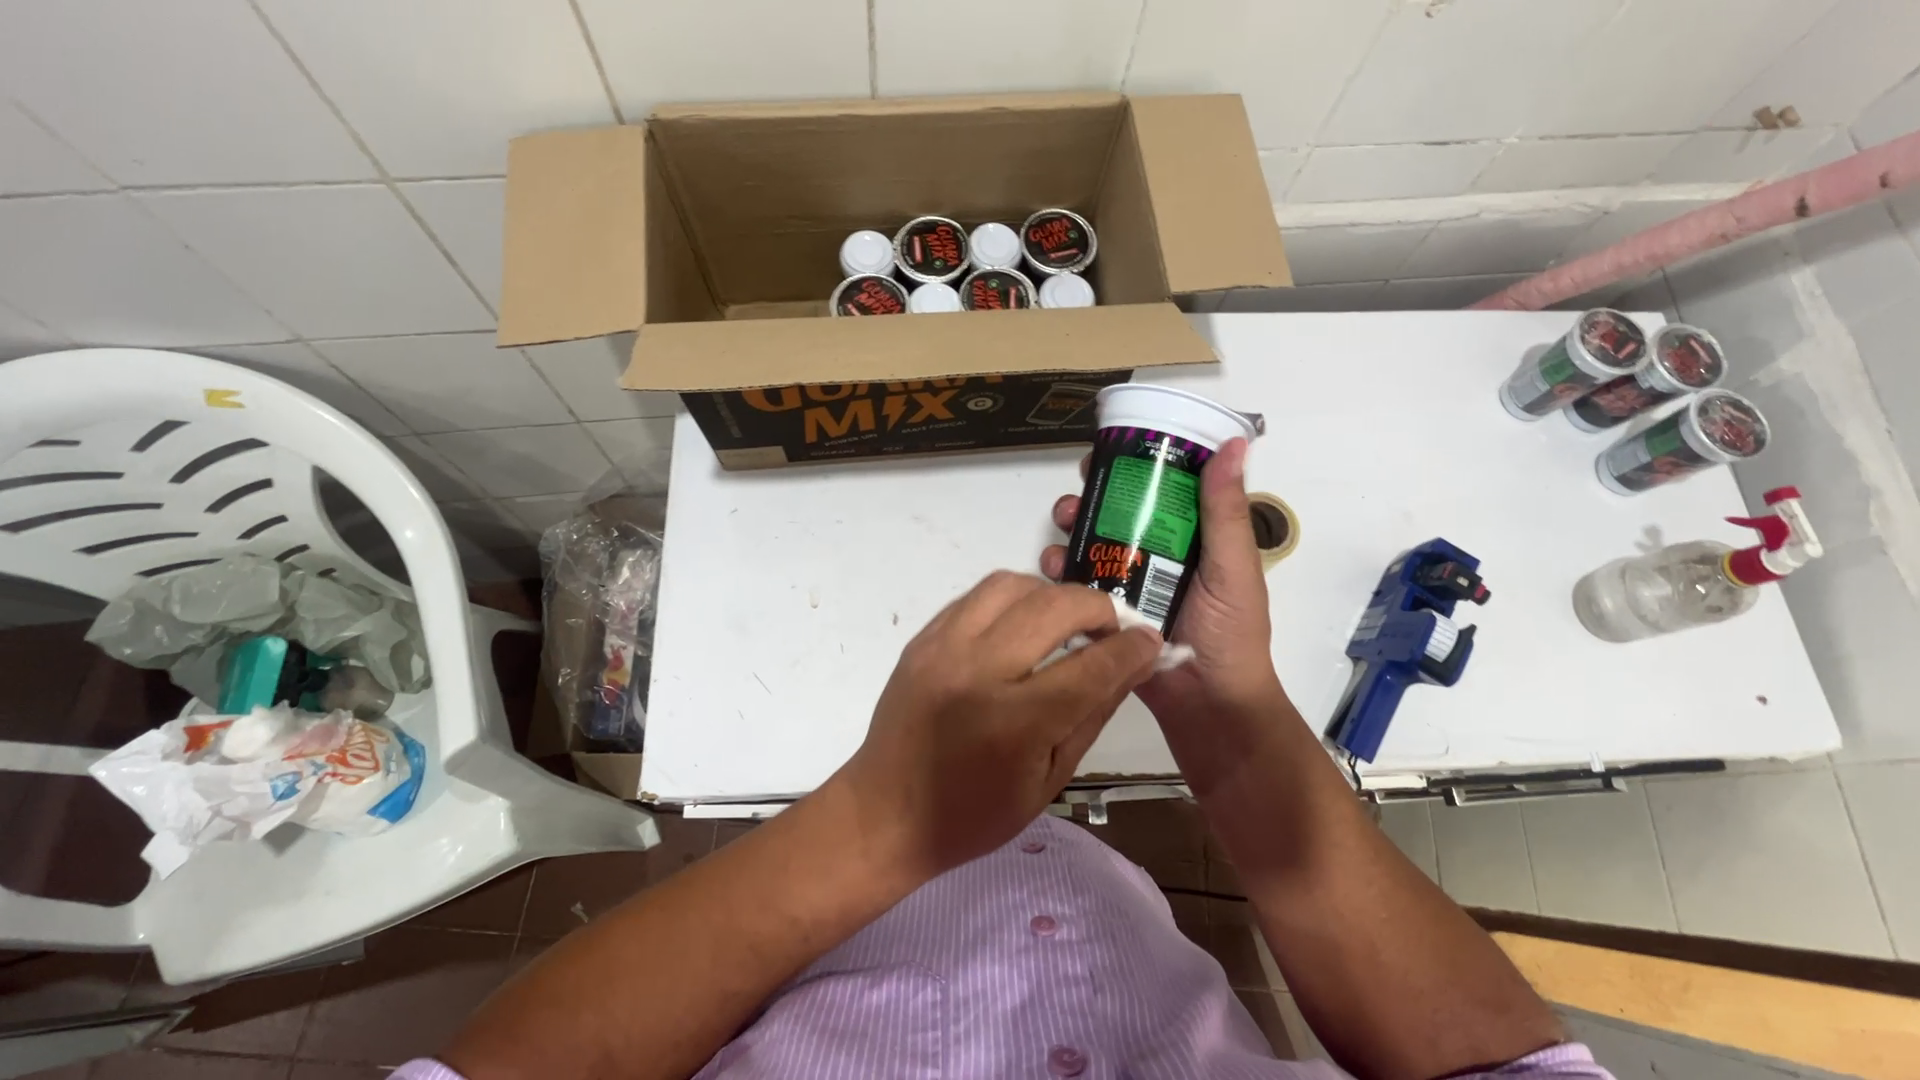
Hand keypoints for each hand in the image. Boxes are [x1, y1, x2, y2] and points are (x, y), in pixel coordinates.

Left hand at [833, 571, 1161, 880]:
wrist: (885, 813)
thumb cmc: (974, 813)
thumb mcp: (1049, 780)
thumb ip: (1093, 714)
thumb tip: (1135, 664)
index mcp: (1015, 720)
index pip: (1093, 664)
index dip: (1132, 647)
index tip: (1150, 641)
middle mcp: (978, 670)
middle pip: (1054, 607)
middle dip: (1098, 608)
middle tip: (1111, 629)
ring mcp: (943, 647)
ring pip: (1012, 584)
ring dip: (1051, 595)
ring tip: (1065, 623)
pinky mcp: (922, 639)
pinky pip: (976, 595)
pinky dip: (1011, 600)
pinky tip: (1021, 626)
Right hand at [1040, 438, 1282, 725]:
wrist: (1208, 705)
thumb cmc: (1231, 633)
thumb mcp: (1233, 567)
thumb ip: (1226, 512)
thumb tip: (1232, 444)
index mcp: (1192, 540)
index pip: (1162, 489)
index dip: (1137, 464)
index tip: (1112, 447)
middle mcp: (1157, 556)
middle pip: (1118, 512)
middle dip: (1093, 495)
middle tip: (1078, 489)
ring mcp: (1129, 586)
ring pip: (1091, 544)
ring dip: (1071, 528)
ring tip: (1061, 525)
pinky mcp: (1105, 615)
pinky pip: (1076, 585)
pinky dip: (1059, 571)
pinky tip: (1050, 567)